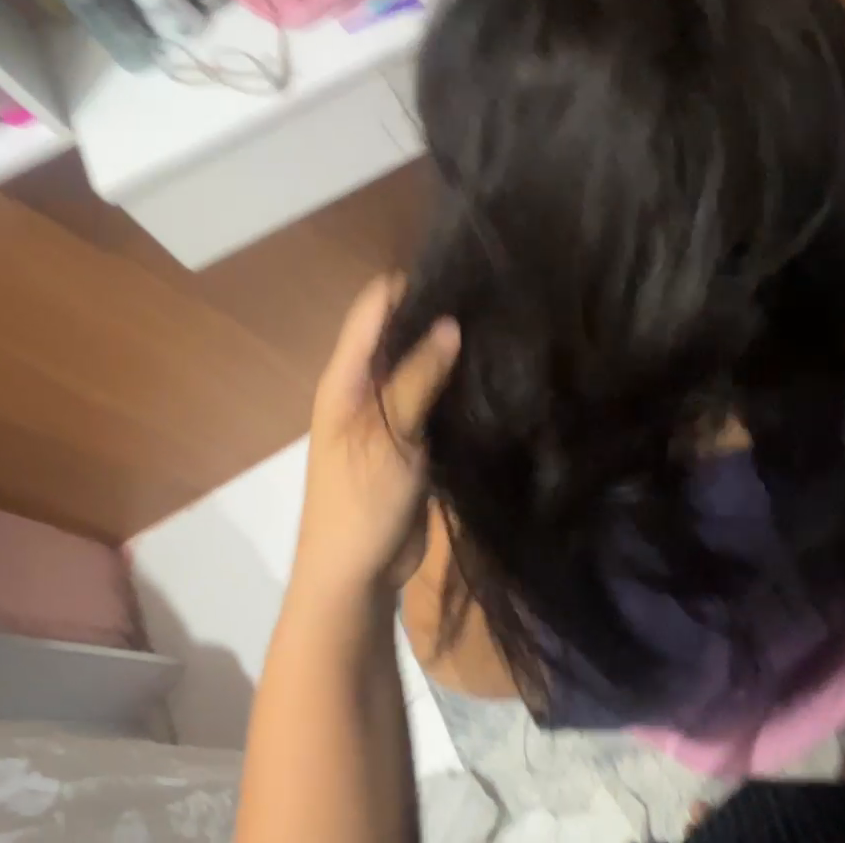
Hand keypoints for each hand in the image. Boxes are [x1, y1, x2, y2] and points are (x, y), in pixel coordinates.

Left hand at [294, 275, 460, 597]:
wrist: (354, 575)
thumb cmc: (361, 504)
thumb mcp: (388, 438)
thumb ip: (417, 380)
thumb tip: (450, 323)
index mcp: (345, 379)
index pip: (374, 309)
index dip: (411, 283)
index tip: (462, 269)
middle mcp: (365, 386)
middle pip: (399, 332)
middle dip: (436, 313)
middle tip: (492, 297)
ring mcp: (389, 413)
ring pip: (420, 364)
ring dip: (449, 348)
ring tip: (499, 326)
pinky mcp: (412, 437)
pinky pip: (433, 396)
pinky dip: (455, 381)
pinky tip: (491, 371)